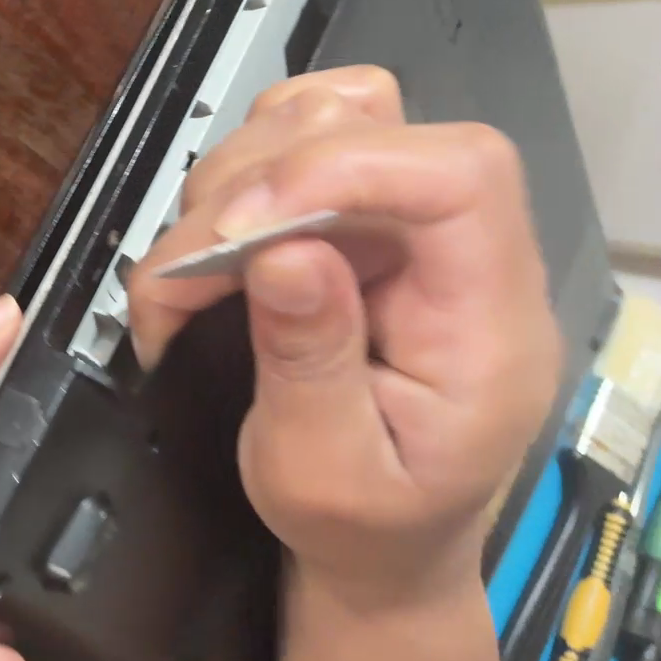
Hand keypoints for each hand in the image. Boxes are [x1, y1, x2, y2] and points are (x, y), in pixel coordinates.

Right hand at [127, 66, 560, 608]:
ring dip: (219, 192)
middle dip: (237, 198)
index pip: (455, 175)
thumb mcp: (322, 468)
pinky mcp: (341, 224)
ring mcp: (393, 230)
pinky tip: (208, 241)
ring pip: (308, 126)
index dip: (334, 170)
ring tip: (184, 281)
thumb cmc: (360, 516)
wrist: (374, 534)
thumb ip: (310, 362)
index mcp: (482, 321)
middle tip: (178, 287)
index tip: (232, 232)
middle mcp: (448, 253)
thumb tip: (283, 254)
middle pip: (361, 134)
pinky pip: (286, 144)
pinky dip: (231, 176)